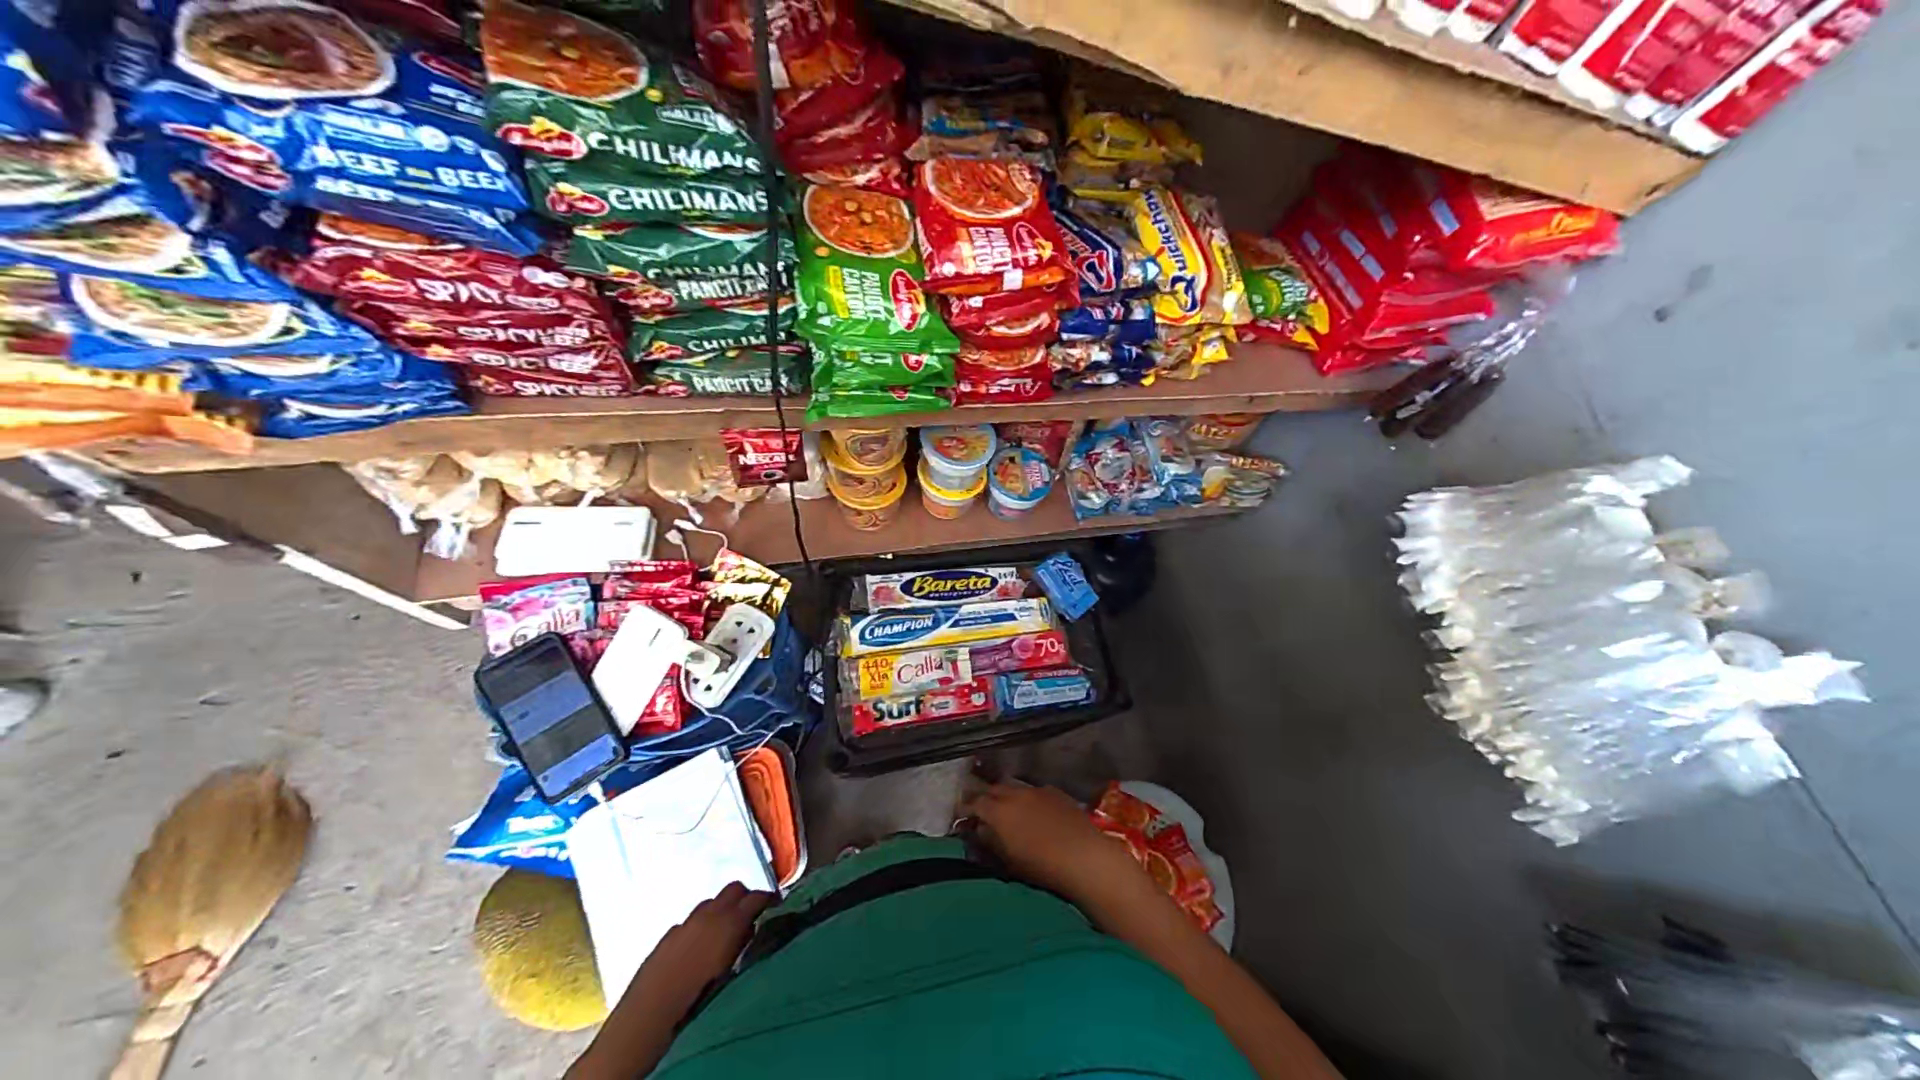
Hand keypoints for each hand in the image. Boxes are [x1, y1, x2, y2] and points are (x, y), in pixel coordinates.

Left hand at [627, 882, 774, 1015]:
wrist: (654, 1007)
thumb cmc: (700, 993)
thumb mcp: (732, 968)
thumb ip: (743, 942)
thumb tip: (751, 928)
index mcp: (730, 920)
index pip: (756, 896)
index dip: (767, 899)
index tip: (775, 906)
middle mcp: (710, 913)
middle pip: (734, 889)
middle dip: (745, 897)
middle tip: (751, 915)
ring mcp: (688, 921)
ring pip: (712, 902)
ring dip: (722, 909)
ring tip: (725, 932)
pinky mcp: (670, 933)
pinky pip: (692, 920)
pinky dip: (701, 925)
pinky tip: (699, 947)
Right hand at [962, 781, 1151, 907]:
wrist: (1085, 857)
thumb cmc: (1042, 866)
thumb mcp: (1008, 859)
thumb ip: (990, 840)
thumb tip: (980, 829)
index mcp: (998, 810)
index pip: (974, 802)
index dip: (965, 808)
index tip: (960, 815)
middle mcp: (1015, 793)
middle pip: (992, 789)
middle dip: (984, 797)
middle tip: (979, 809)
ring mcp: (1037, 790)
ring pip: (1013, 787)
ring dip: (1005, 795)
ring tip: (1004, 808)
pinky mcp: (1056, 793)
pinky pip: (1033, 791)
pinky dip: (1026, 798)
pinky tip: (1032, 810)